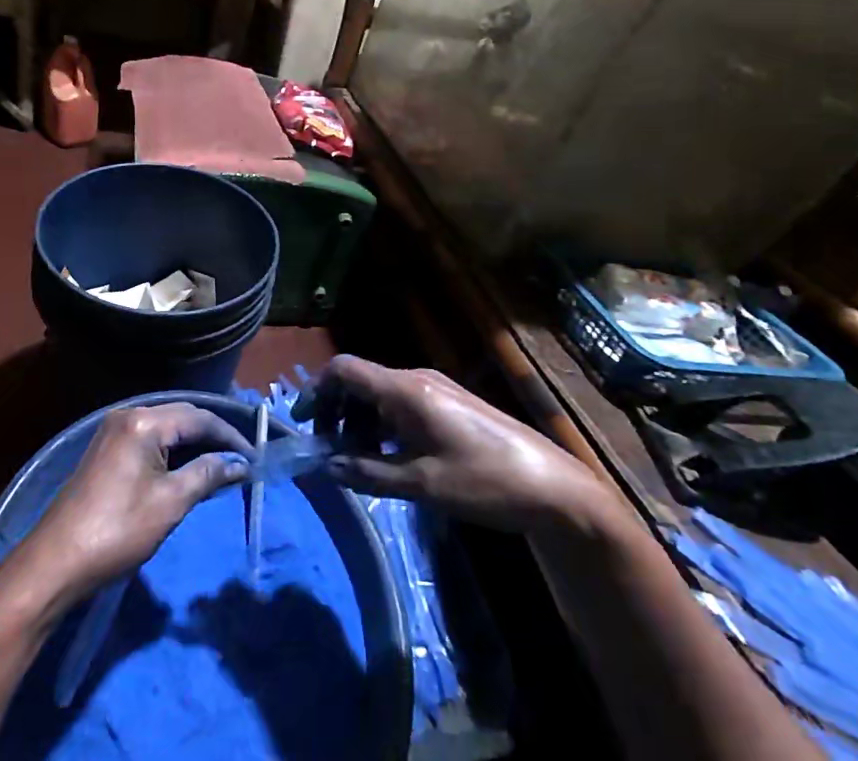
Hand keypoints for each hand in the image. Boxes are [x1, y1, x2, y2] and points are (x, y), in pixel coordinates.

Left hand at [7, 402, 251, 604]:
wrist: (57, 561)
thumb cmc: (119, 529)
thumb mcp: (171, 501)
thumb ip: (208, 474)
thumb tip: (240, 463)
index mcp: (143, 421)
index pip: (199, 417)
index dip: (230, 436)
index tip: (255, 459)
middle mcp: (126, 415)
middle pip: (181, 417)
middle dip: (213, 438)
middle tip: (242, 462)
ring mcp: (112, 432)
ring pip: (165, 430)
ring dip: (193, 446)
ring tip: (222, 468)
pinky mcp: (106, 451)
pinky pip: (149, 442)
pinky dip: (172, 454)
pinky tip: (188, 472)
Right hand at [295, 355, 614, 533]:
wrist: (553, 487)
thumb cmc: (484, 482)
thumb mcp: (420, 484)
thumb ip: (367, 471)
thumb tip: (326, 465)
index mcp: (405, 391)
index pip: (343, 370)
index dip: (315, 391)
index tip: (303, 423)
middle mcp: (416, 379)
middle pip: (358, 381)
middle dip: (335, 411)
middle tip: (330, 450)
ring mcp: (435, 389)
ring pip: (378, 393)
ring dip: (358, 421)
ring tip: (359, 459)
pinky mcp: (448, 403)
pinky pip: (399, 403)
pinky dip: (381, 423)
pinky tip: (389, 455)